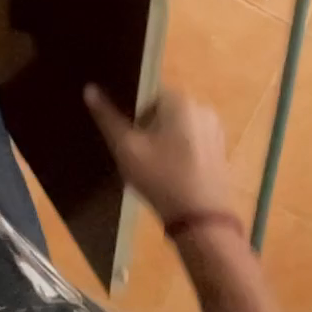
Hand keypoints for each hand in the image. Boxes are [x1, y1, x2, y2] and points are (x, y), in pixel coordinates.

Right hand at [84, 85, 230, 222]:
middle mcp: (201, 108)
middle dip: (148, 127)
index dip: (132, 116)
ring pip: (175, 125)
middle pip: (161, 109)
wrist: (203, 222)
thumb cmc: (161, 178)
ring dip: (162, 139)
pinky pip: (191, 139)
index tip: (129, 138)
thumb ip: (107, 116)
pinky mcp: (221, 149)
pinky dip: (179, 149)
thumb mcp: (125, 147)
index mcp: (180, 101)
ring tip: (153, 165)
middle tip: (138, 153)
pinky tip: (171, 171)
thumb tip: (89, 88)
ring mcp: (215, 129)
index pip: (144, 95)